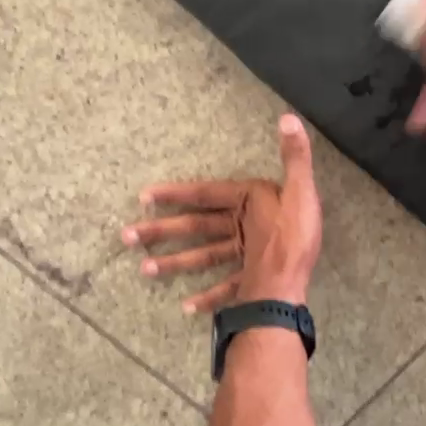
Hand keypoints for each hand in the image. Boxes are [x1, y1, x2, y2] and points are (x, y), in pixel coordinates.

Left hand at [125, 114, 322, 311]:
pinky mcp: (250, 280)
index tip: (143, 197)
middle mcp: (237, 227)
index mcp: (246, 202)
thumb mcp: (301, 189)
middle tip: (125, 237)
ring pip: (203, 257)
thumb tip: (287, 117)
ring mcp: (241, 256)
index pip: (204, 193)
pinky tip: (187, 307)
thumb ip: (295, 155)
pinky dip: (208, 299)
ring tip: (143, 269)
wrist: (292, 280)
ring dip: (174, 263)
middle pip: (195, 227)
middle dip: (160, 230)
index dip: (175, 192)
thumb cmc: (295, 235)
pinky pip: (226, 288)